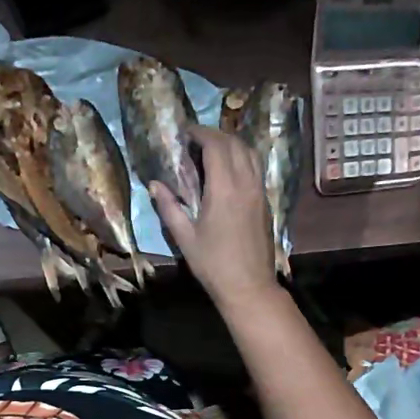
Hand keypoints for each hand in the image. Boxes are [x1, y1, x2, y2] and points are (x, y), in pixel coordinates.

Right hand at [151, 125, 279, 307]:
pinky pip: (255, 167)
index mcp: (224, 189)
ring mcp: (259, 191)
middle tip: (195, 139)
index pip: (216, 146)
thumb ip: (169, 207)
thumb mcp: (184, 237)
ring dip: (231, 144)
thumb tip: (154, 184)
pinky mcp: (265, 201)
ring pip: (250, 152)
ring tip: (211, 150)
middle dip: (215, 135)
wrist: (248, 286)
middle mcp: (245, 183)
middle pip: (235, 143)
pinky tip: (227, 170)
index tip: (185, 132)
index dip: (200, 133)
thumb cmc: (213, 264)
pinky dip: (241, 158)